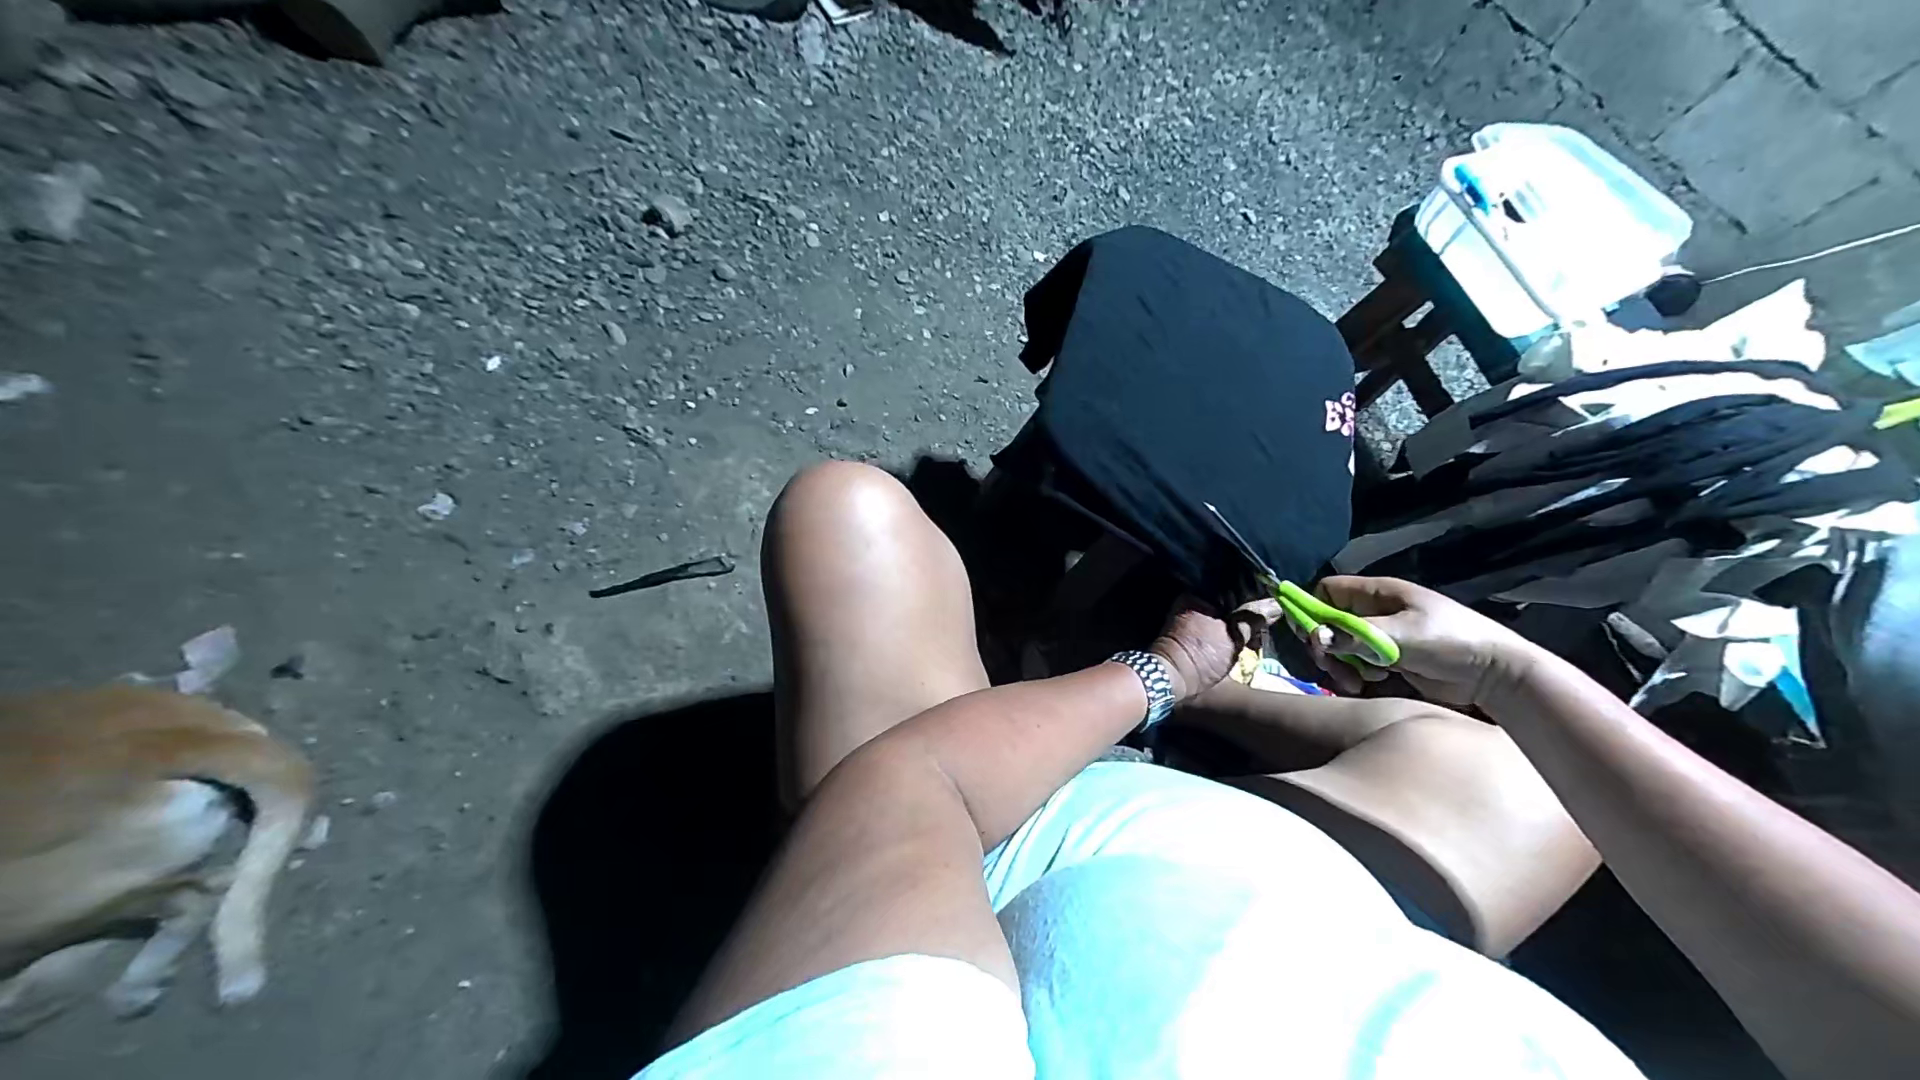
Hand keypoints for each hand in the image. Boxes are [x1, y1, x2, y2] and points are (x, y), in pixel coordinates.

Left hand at [1148, 597, 1282, 701]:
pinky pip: (1217, 624)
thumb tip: (1275, 605)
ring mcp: (1190, 615)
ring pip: (1225, 614)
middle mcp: (1191, 600)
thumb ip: (1253, 618)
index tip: (1271, 606)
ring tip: (1254, 641)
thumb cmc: (1202, 655)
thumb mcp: (1233, 636)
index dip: (1254, 595)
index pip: (1233, 585)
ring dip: (1241, 625)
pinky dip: (1230, 631)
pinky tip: (1243, 644)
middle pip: (1230, 601)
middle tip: (1263, 630)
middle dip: (1248, 614)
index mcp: (1198, 594)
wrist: (1173, 679)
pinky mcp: (1191, 630)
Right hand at [1302, 576, 1537, 705]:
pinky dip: (1355, 675)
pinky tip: (1368, 684)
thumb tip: (1314, 637)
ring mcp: (1381, 637)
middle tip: (1332, 666)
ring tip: (1357, 680)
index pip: (1327, 591)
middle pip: (1327, 623)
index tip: (1309, 634)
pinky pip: (1356, 664)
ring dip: (1340, 665)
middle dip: (1325, 646)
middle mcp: (1373, 612)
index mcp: (1376, 594)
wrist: (1498, 675)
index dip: (1312, 608)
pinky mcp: (1389, 660)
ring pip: (1339, 647)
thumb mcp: (1400, 636)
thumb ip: (1354, 636)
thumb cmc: (1451, 641)